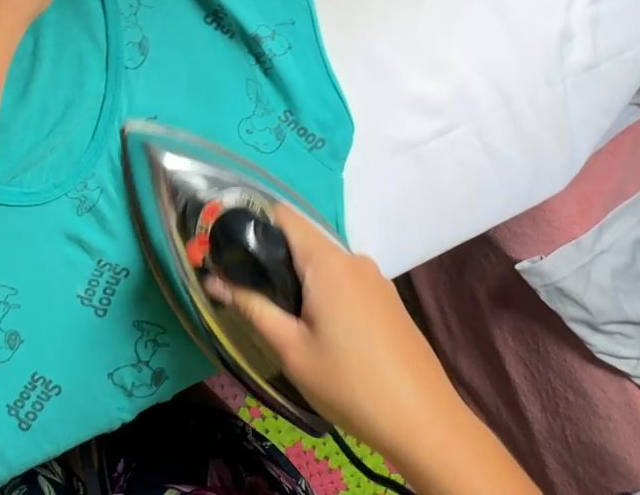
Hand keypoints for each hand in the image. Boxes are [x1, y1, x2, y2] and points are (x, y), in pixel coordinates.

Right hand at [207, 204, 462, 468]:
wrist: (426, 424)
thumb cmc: (350, 383)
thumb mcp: (290, 349)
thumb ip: (251, 307)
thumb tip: (213, 280)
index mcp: (327, 262)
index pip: (283, 215)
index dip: (251, 221)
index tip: (227, 246)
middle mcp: (353, 259)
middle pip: (302, 240)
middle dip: (271, 257)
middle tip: (245, 288)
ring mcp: (375, 279)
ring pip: (323, 263)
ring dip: (298, 278)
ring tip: (279, 313)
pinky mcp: (387, 299)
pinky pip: (344, 280)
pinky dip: (322, 291)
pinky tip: (317, 327)